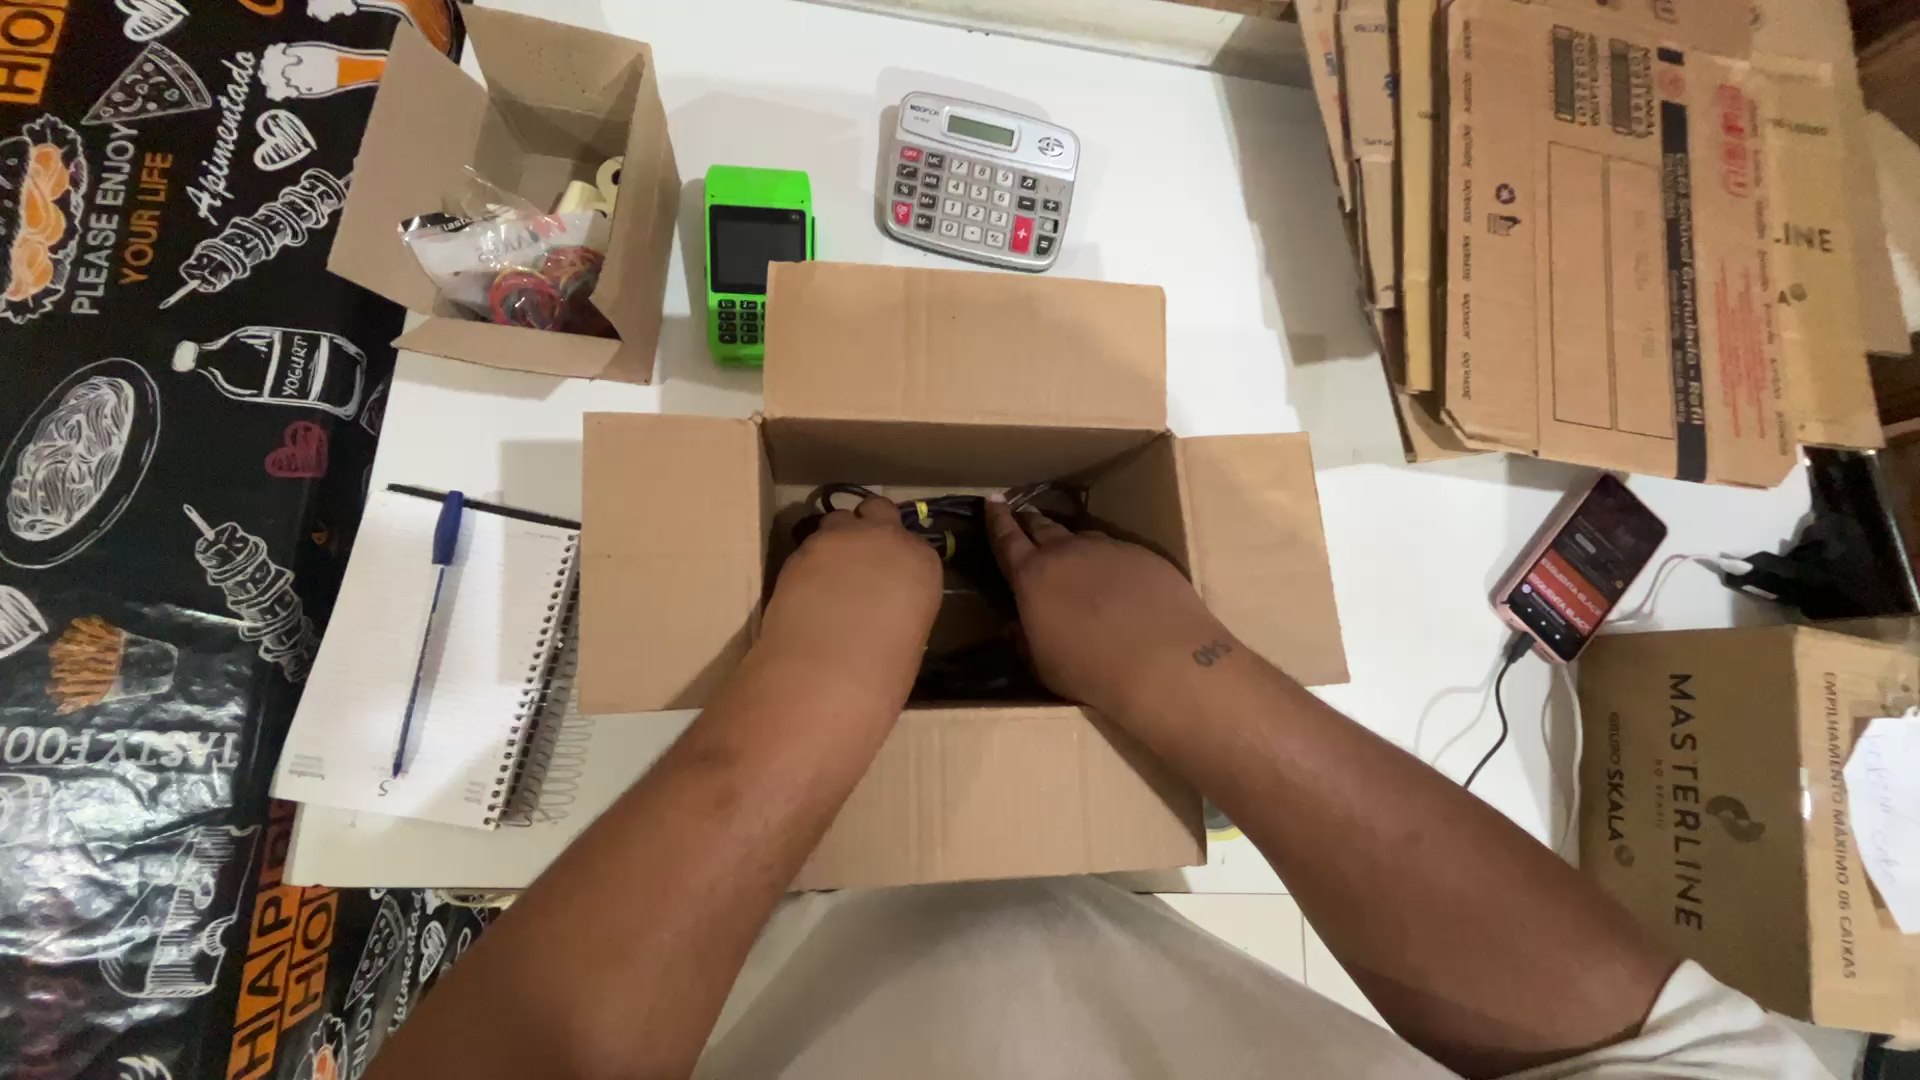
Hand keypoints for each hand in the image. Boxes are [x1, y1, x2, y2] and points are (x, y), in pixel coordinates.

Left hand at [757, 496, 942, 693]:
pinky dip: (809, 561)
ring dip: (836, 538)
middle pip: (878, 509)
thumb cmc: (883, 669)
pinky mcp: (800, 548)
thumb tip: (881, 609)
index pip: (914, 545)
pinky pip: (807, 545)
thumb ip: (900, 605)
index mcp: (922, 561)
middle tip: (859, 558)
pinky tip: (804, 590)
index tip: (889, 577)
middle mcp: (885, 537)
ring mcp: (840, 537)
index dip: (898, 559)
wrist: (828, 671)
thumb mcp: (910, 634)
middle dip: (870, 525)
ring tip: (827, 574)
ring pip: (838, 519)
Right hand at [986, 496, 1231, 718]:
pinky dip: (1104, 557)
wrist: (1161, 660)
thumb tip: (1013, 627)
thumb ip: (1024, 641)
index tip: (992, 500)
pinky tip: (1112, 574)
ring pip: (1080, 535)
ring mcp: (1106, 549)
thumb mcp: (1043, 665)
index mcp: (1032, 576)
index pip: (1006, 539)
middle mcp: (1066, 552)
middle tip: (1023, 516)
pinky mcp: (1140, 554)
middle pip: (1042, 527)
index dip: (997, 519)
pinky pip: (1114, 549)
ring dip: (1068, 539)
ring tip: (1068, 547)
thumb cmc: (1090, 669)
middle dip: (1029, 521)